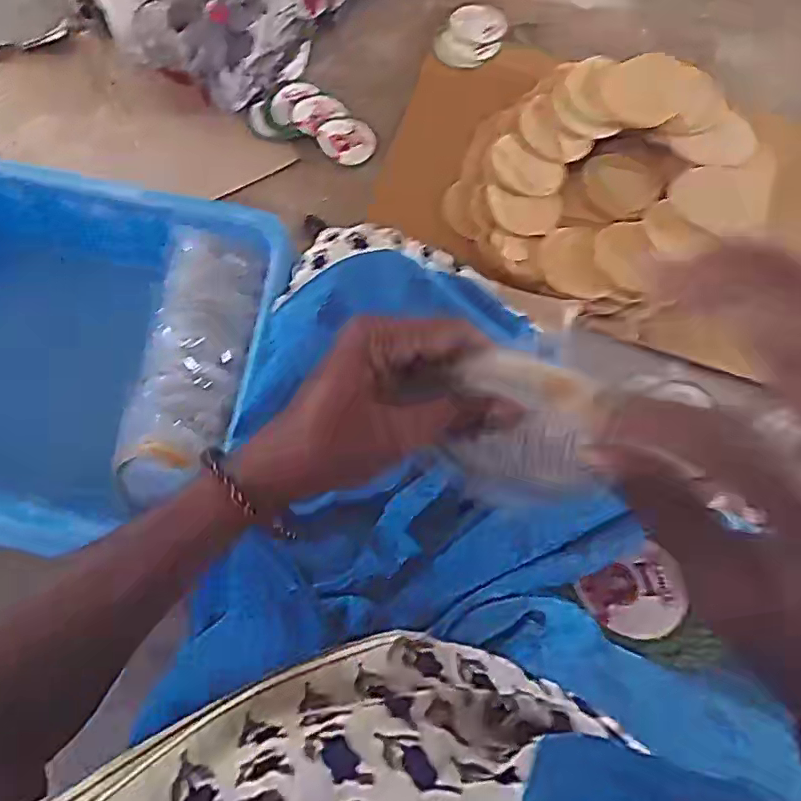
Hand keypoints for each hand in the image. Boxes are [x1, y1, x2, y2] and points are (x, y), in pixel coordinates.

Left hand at [237, 317, 499, 510]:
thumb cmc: (333, 448)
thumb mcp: (399, 434)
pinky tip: (462, 412)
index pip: (447, 331)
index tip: (519, 382)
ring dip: (458, 382)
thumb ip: (455, 415)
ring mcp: (372, 351)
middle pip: (440, 342)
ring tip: (495, 408)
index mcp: (378, 334)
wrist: (280, 469)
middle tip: (512, 399)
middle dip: (474, 370)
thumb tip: (512, 409)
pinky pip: (414, 372)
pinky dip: (437, 390)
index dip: (486, 353)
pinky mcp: (370, 371)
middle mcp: (376, 332)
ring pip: (430, 358)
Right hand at [595, 246, 800, 800]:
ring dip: (781, 279)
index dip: (659, 421)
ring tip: (706, 249)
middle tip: (662, 269)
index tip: (598, 414)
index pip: (742, 450)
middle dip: (740, 298)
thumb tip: (601, 443)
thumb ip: (670, 514)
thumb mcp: (729, 607)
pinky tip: (762, 277)